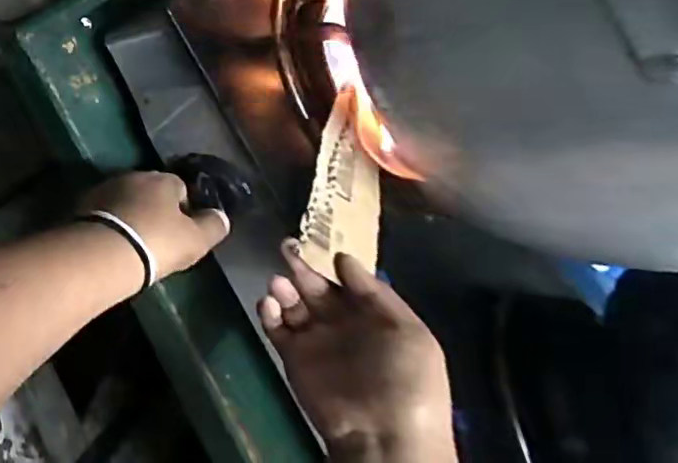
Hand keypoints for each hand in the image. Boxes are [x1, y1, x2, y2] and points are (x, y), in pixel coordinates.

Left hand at [79, 171, 229, 279]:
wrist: (106, 249)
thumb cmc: (158, 242)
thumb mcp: (195, 240)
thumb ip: (212, 226)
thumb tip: (221, 215)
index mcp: (162, 180)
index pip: (180, 187)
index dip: (185, 207)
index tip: (184, 230)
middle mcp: (134, 175)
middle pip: (152, 189)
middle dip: (157, 207)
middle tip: (160, 236)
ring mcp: (108, 185)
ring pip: (128, 197)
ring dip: (133, 211)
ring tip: (137, 238)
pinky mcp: (87, 200)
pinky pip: (107, 208)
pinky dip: (114, 218)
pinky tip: (116, 238)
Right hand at [258, 240, 454, 460]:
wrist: (384, 437)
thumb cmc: (406, 382)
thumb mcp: (409, 333)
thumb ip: (375, 292)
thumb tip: (342, 257)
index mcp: (371, 318)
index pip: (344, 280)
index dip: (328, 260)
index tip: (312, 239)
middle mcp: (341, 324)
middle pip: (314, 286)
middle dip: (300, 266)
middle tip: (286, 247)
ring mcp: (315, 339)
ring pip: (292, 301)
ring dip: (283, 287)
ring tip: (280, 286)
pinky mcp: (292, 355)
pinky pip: (274, 326)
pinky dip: (268, 311)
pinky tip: (270, 304)